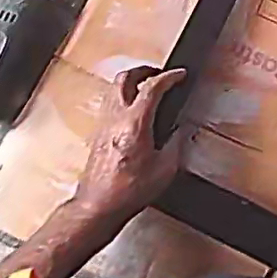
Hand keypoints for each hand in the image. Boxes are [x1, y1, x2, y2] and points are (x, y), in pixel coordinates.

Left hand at [71, 66, 188, 225]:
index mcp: (135, 123)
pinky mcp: (96, 133)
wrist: (98, 208)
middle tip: (159, 73)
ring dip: (131, 81)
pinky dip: (123, 96)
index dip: (169, 76)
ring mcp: (103, 124)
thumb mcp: (165, 169)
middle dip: (144, 70)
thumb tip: (179, 130)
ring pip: (114, 88)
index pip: (152, 87)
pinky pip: (109, 103)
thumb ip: (175, 143)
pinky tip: (132, 108)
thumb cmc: (128, 191)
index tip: (180, 74)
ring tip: (146, 86)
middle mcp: (116, 118)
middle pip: (125, 78)